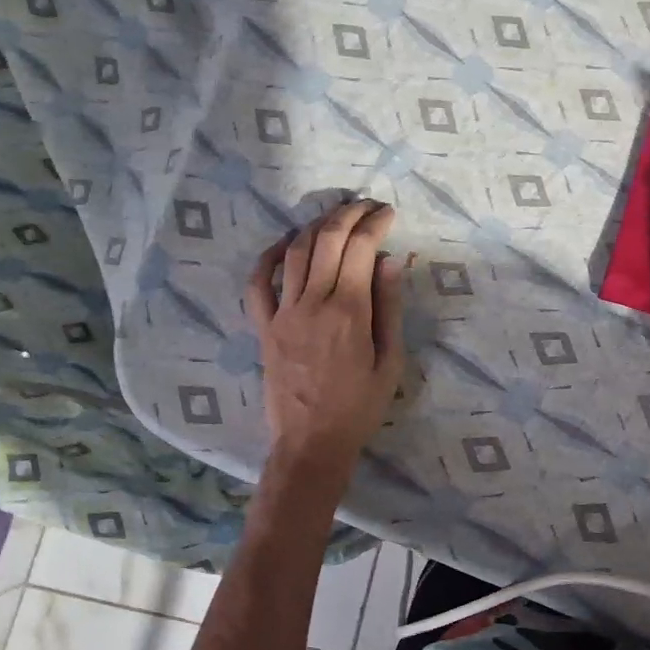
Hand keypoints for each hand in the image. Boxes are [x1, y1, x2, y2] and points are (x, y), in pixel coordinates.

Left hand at [244, 200, 407, 480]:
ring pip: (294, 252)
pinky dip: (269, 256)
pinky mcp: (263, 327)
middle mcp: (313, 303)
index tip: (389, 213)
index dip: (376, 223)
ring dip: (315, 225)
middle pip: (327, 239)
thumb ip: (390, 307)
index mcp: (349, 311)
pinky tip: (286, 243)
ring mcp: (283, 313)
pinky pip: (257, 283)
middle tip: (366, 205)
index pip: (361, 249)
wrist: (311, 444)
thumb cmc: (360, 406)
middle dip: (348, 213)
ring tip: (335, 216)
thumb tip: (391, 260)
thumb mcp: (391, 360)